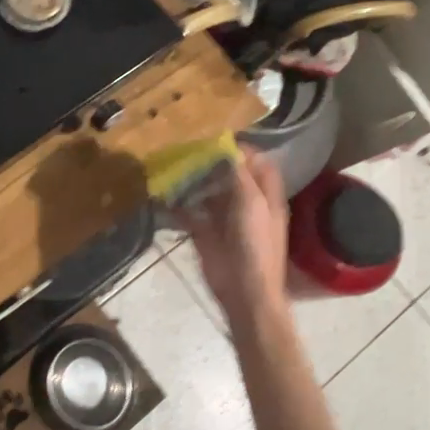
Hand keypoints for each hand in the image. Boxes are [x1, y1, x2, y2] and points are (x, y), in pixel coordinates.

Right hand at [179, 145, 292, 331]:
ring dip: (192, 180)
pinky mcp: (204, 232)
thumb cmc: (255, 243)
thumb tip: (228, 148)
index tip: (218, 139)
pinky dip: (177, 203)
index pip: (258, 163)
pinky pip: (189, 212)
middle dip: (211, 162)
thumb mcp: (252, 202)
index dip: (242, 150)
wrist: (244, 290)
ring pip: (208, 192)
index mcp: (265, 196)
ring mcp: (224, 218)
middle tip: (189, 148)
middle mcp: (246, 204)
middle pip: (230, 175)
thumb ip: (240, 174)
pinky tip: (164, 192)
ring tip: (174, 164)